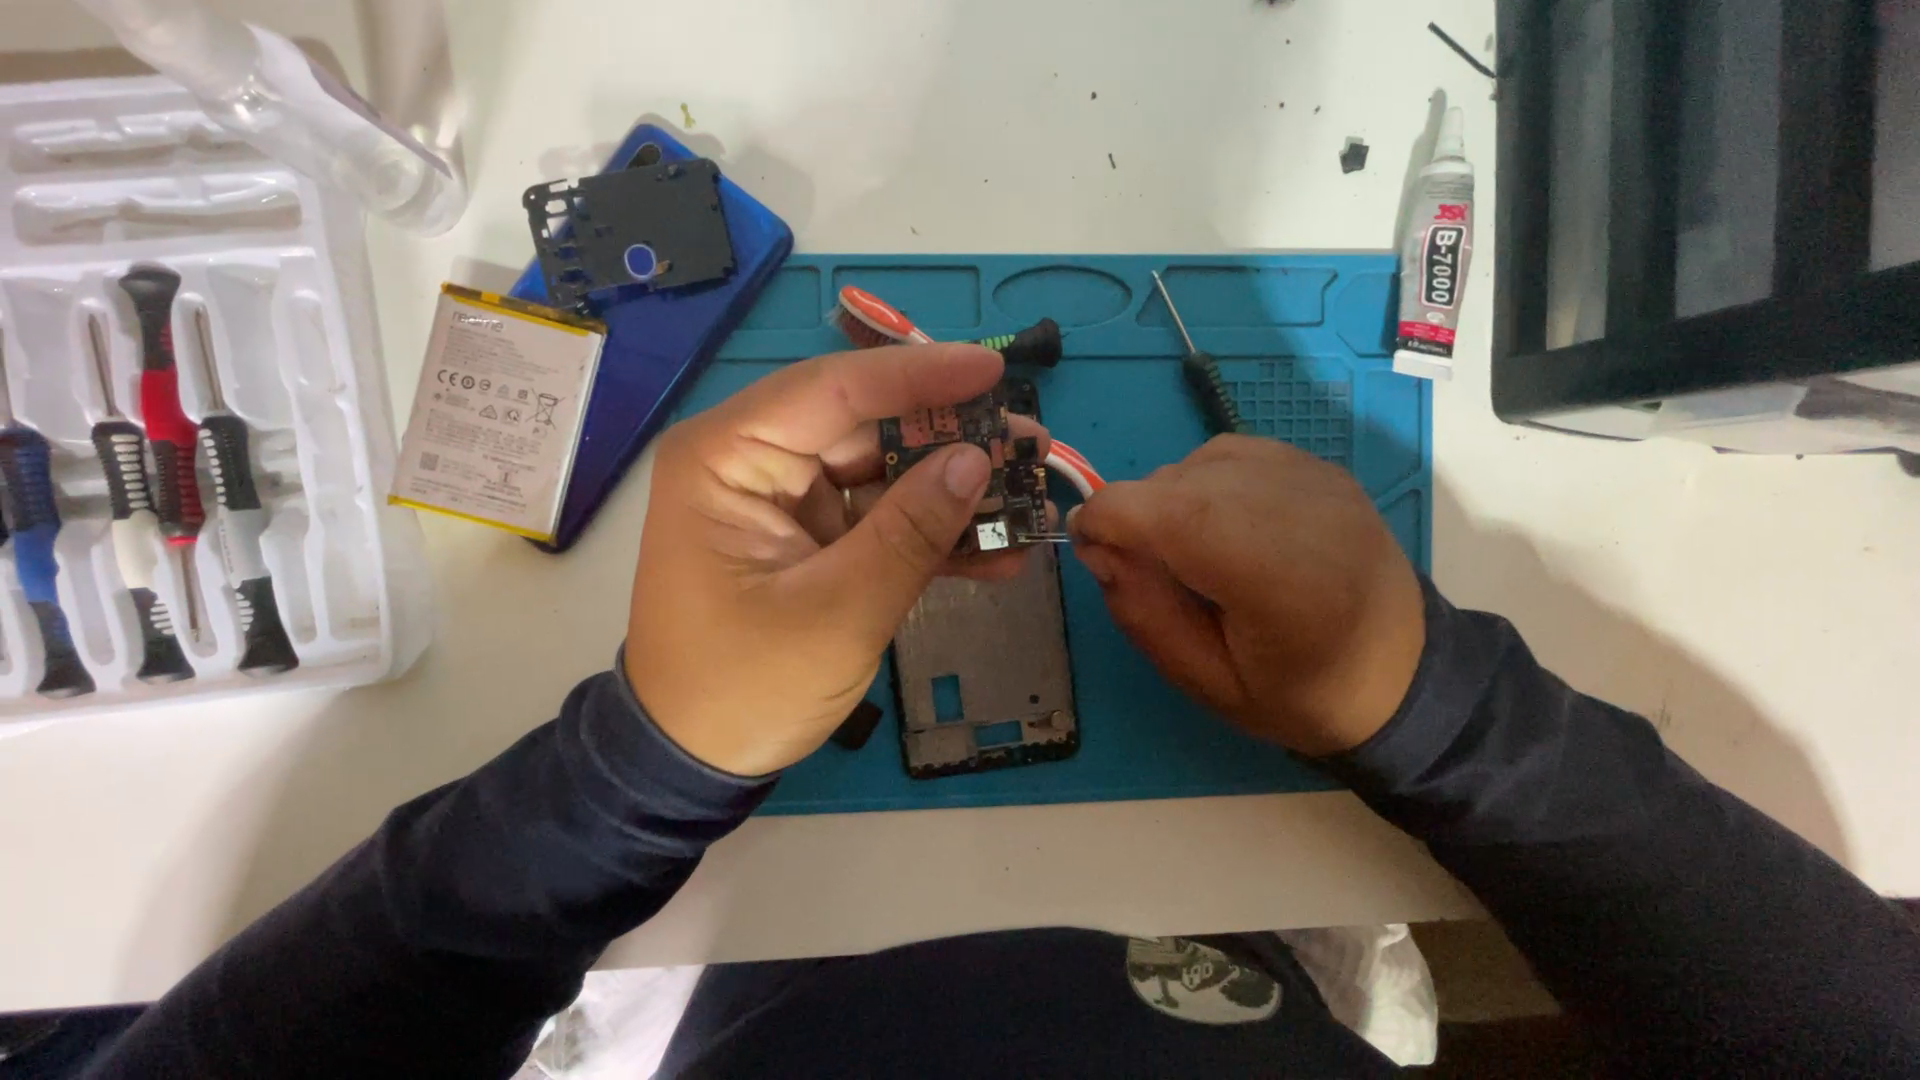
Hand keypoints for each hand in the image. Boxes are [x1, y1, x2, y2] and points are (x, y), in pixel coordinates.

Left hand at [625, 344, 1042, 775]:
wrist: (699, 760)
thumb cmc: (747, 686)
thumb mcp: (838, 611)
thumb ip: (910, 531)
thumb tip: (976, 460)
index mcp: (728, 458)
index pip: (832, 390)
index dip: (919, 376)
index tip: (993, 373)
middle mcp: (755, 463)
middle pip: (866, 426)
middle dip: (950, 436)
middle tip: (1029, 443)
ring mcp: (788, 502)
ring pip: (884, 471)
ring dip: (954, 488)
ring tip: (1030, 493)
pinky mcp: (815, 540)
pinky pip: (882, 520)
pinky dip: (934, 536)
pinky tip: (998, 553)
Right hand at [1067, 435, 1424, 756]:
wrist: (1405, 675)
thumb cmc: (1302, 694)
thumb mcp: (1207, 682)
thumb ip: (1143, 613)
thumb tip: (1098, 548)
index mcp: (1274, 576)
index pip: (1165, 512)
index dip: (1106, 519)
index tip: (1089, 550)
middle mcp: (1298, 508)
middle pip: (1176, 481)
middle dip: (1136, 515)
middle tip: (1143, 567)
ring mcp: (1314, 479)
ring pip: (1198, 460)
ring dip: (1170, 498)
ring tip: (1189, 549)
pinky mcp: (1321, 468)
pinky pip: (1233, 454)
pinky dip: (1205, 481)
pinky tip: (1222, 523)